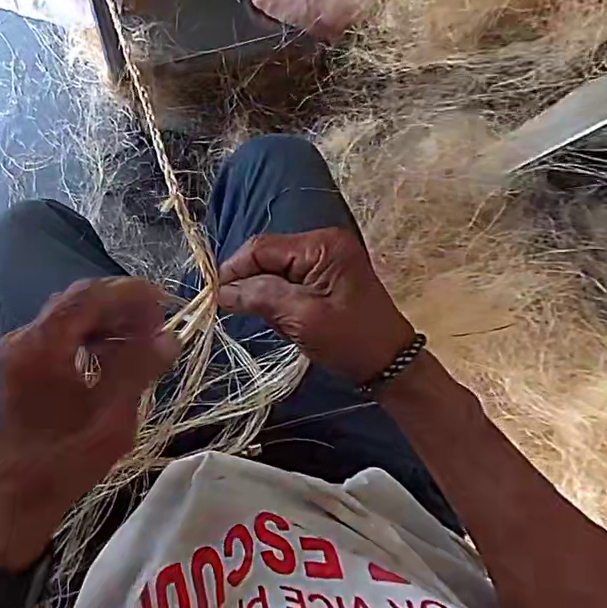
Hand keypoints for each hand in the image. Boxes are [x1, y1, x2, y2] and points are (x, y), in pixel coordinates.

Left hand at [0, 278, 180, 570]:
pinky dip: (89, 337)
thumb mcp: (110, 419)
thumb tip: (169, 337)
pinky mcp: (21, 366)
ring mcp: (19, 351)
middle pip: (77, 303)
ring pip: (68, 318)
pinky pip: (59, 337)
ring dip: (106, 321)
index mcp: (42, 346)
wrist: (14, 498)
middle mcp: (24, 338)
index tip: (162, 300)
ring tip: (142, 338)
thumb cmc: (62, 463)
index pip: (88, 297)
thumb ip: (138, 371)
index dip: (129, 293)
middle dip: (120, 306)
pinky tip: (114, 354)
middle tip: (156, 322)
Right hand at [215, 228, 413, 383]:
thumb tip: (220, 291)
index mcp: (320, 246)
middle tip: (243, 313)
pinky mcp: (322, 274)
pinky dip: (275, 298)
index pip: (260, 248)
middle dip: (249, 284)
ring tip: (273, 319)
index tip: (216, 299)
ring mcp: (323, 258)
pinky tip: (283, 317)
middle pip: (264, 256)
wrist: (390, 364)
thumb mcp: (301, 317)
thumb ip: (259, 296)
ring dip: (262, 294)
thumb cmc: (350, 340)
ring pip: (271, 269)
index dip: (233, 271)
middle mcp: (321, 242)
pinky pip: (284, 279)